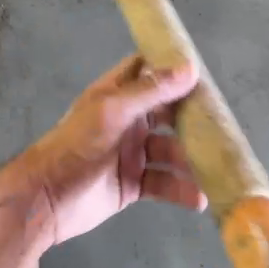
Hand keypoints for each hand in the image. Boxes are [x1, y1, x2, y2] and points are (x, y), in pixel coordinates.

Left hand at [11, 55, 206, 245]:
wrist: (48, 198)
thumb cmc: (77, 144)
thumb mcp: (112, 111)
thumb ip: (150, 91)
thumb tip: (190, 69)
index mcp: (118, 94)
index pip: (148, 71)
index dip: (173, 69)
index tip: (204, 73)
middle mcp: (128, 119)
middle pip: (167, 111)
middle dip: (192, 117)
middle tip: (221, 123)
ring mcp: (131, 152)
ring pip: (170, 150)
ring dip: (191, 158)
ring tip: (215, 167)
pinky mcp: (133, 184)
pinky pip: (163, 182)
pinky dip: (181, 189)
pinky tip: (199, 197)